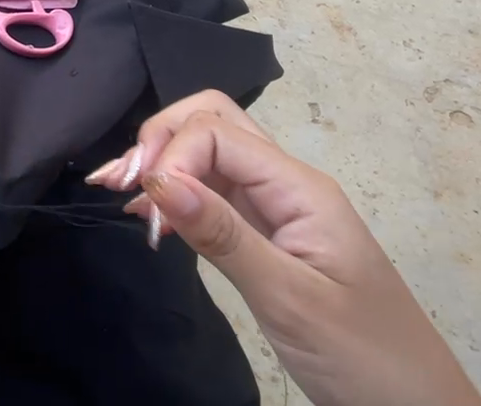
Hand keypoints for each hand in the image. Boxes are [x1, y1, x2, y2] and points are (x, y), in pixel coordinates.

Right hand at [86, 91, 480, 405]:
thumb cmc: (363, 359)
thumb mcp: (289, 299)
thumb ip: (222, 234)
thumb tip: (157, 179)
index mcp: (299, 187)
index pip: (216, 131)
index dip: (172, 154)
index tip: (146, 203)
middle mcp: (284, 182)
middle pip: (211, 120)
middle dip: (160, 139)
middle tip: (124, 184)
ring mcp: (273, 206)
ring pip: (206, 151)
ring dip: (160, 162)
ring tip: (117, 192)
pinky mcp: (261, 232)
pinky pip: (208, 190)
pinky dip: (171, 192)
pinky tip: (144, 213)